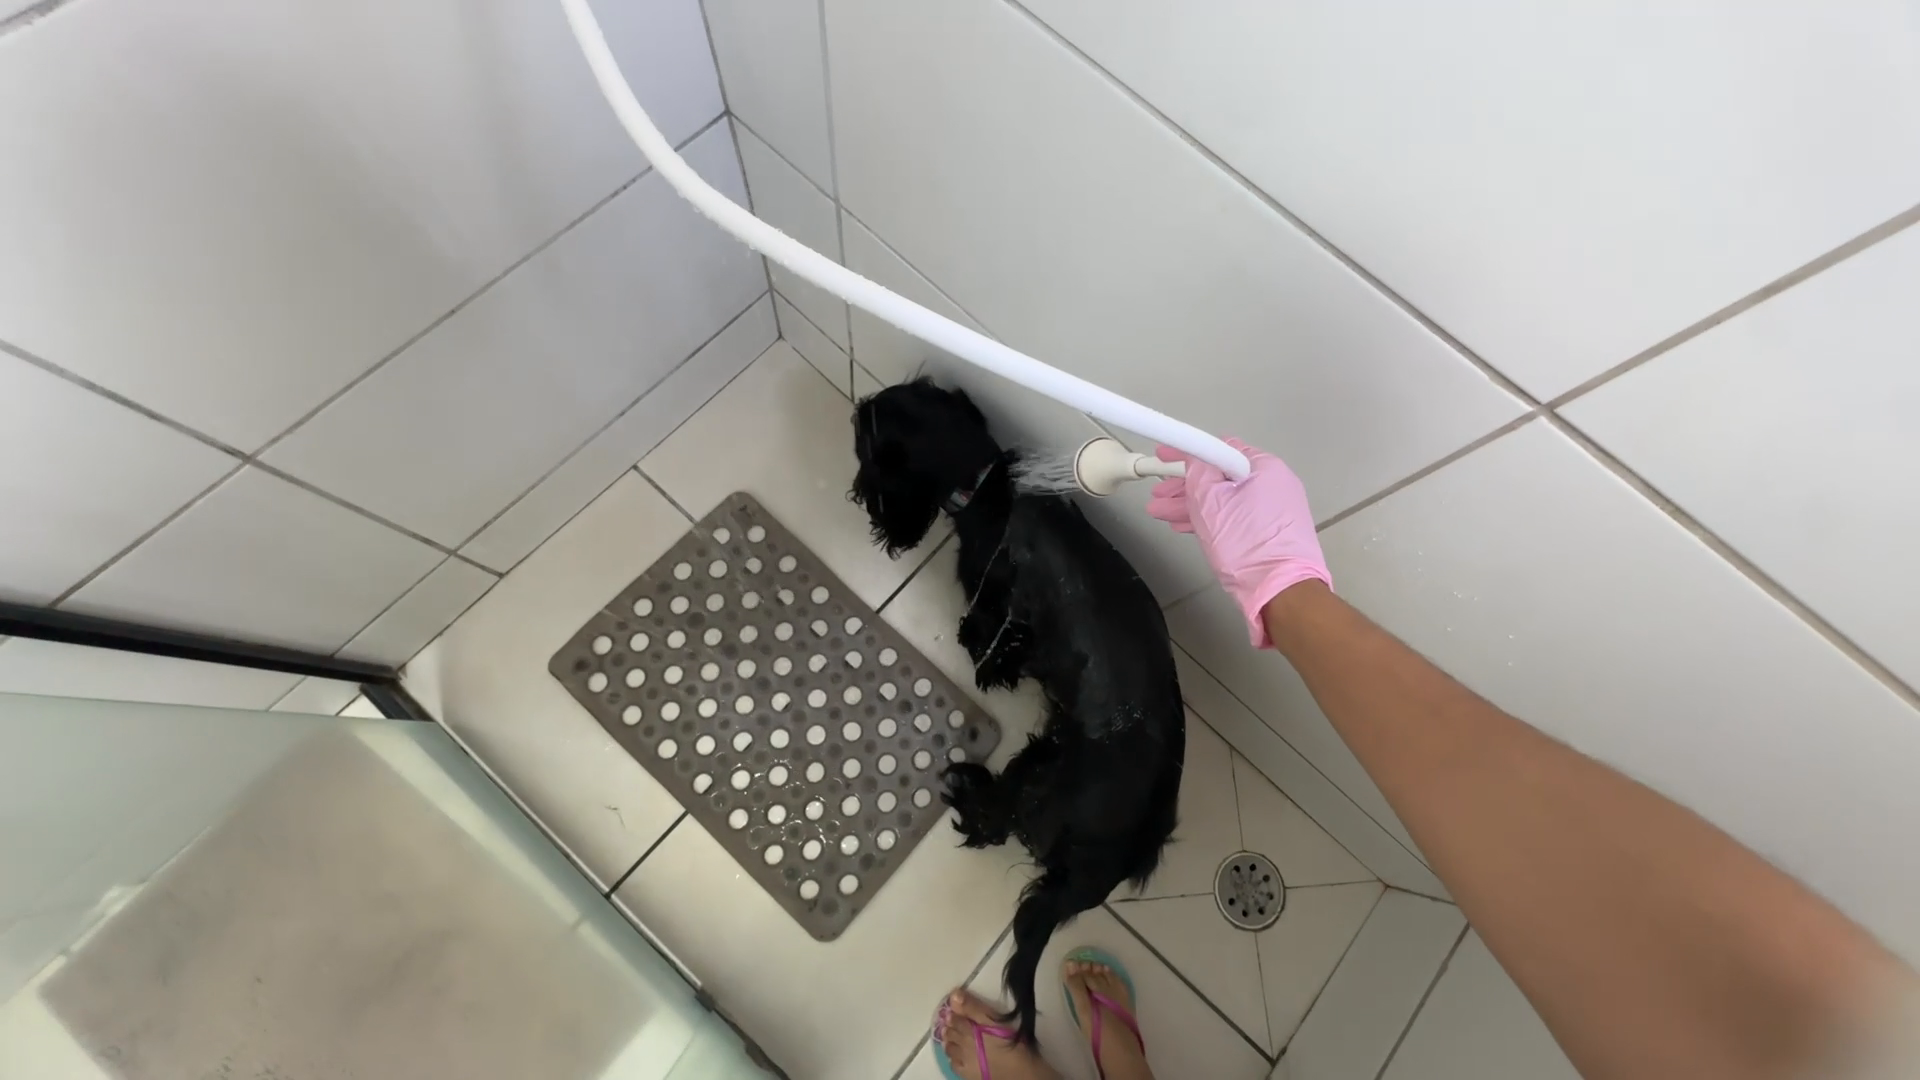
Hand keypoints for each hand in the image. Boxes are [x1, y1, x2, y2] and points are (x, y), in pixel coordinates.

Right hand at [1147, 438, 1330, 647]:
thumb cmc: (1244, 543)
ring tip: (1160, 513)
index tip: (1161, 455)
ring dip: (1190, 505)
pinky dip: (1209, 519)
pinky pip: (1233, 516)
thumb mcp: (1211, 502)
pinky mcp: (1271, 533)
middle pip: (1220, 475)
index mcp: (1264, 468)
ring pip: (1224, 499)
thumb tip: (1196, 459)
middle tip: (1157, 493)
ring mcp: (1274, 510)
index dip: (1186, 452)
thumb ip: (1199, 472)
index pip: (1219, 449)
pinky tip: (1184, 526)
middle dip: (1184, 485)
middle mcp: (1274, 483)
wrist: (1283, 592)